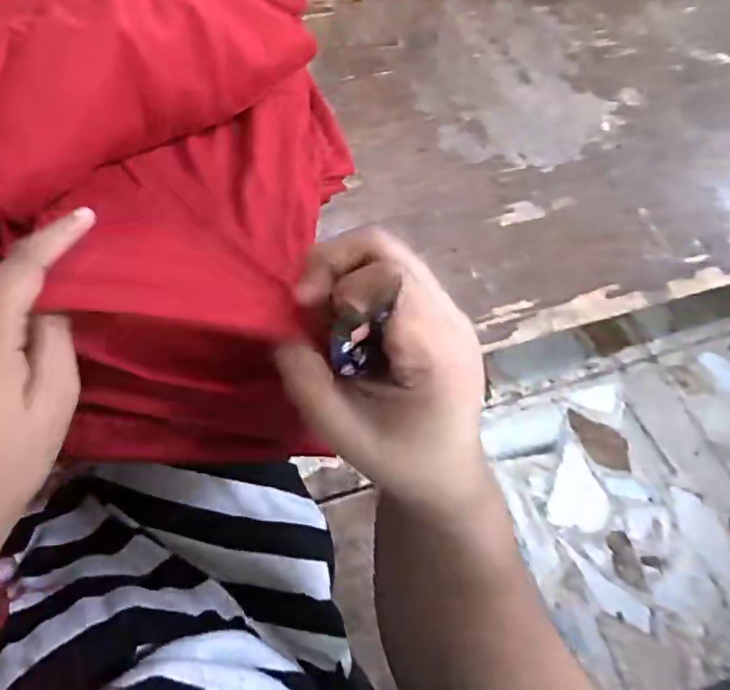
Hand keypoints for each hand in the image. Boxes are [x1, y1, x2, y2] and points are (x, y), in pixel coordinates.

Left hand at [0, 208, 93, 545]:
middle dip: (42, 248)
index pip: (23, 266)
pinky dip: (7, 292)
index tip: (87, 213)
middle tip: (81, 234)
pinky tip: (30, 298)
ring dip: (25, 271)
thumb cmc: (13, 457)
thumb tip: (50, 303)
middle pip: (3, 269)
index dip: (56, 236)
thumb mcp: (55, 398)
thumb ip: (56, 337)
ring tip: (63, 260)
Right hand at [273, 226, 491, 516]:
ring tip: (324, 314)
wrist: (448, 479)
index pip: (388, 272)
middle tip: (307, 301)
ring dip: (342, 273)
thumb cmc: (398, 459)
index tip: (304, 306)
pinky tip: (344, 322)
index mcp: (434, 346)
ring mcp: (446, 310)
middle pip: (385, 248)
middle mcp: (448, 316)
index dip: (337, 275)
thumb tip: (281, 326)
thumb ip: (303, 374)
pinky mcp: (435, 311)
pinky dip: (355, 283)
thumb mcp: (338, 427)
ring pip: (385, 254)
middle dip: (333, 263)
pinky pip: (389, 272)